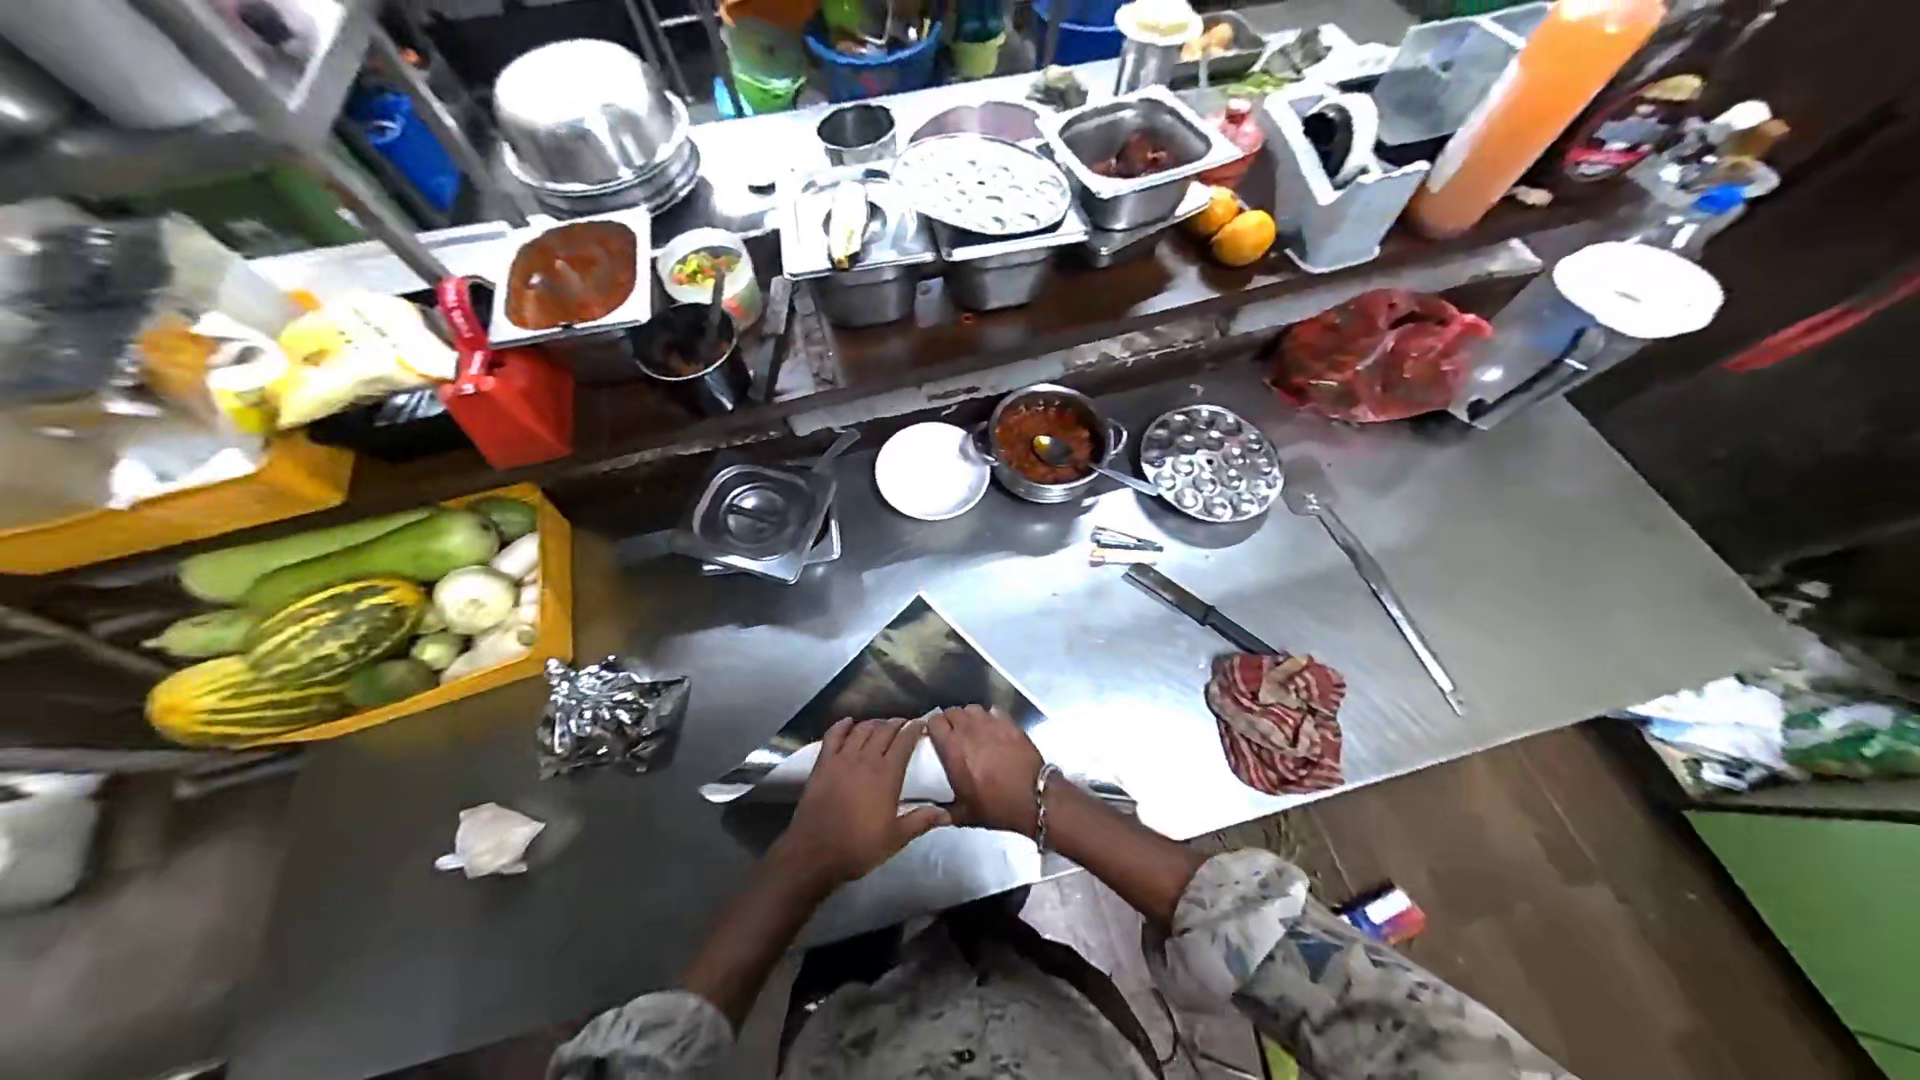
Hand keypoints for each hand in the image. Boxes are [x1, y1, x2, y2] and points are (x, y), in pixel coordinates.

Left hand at [771, 717, 950, 890]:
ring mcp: (842, 759)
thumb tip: (947, 814)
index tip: (920, 724)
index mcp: (887, 774)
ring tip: (880, 725)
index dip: (914, 729)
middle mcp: (866, 759)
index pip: (904, 741)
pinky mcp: (823, 763)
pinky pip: (833, 736)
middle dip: (896, 723)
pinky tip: (848, 722)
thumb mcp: (896, 838)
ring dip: (873, 723)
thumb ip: (921, 821)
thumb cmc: (859, 846)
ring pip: (861, 730)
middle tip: (903, 724)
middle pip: (884, 730)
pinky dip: (842, 726)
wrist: (815, 853)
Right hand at [928, 705, 1044, 836]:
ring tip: (972, 730)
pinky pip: (993, 711)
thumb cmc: (997, 806)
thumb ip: (945, 812)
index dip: (933, 727)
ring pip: (972, 709)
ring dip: (969, 717)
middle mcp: (968, 730)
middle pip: (952, 711)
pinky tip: (992, 729)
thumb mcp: (965, 815)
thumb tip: (935, 814)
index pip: (934, 722)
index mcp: (952, 749)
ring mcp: (990, 724)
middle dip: (950, 721)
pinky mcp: (1009, 723)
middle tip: (953, 734)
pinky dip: (990, 717)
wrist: (1033, 798)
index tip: (935, 735)